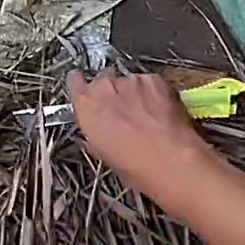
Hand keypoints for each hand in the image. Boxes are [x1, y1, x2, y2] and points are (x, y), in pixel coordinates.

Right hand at [66, 70, 209, 193]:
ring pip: (129, 83)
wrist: (170, 160)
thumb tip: (94, 133)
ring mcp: (130, 80)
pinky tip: (161, 112)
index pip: (74, 82)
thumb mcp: (102, 153)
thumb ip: (94, 133)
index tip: (89, 95)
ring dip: (135, 95)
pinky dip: (154, 94)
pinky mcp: (154, 79)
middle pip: (104, 82)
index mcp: (86, 104)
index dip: (82, 87)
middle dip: (112, 95)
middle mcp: (104, 86)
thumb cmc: (133, 165)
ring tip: (148, 117)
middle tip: (125, 115)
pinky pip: (150, 83)